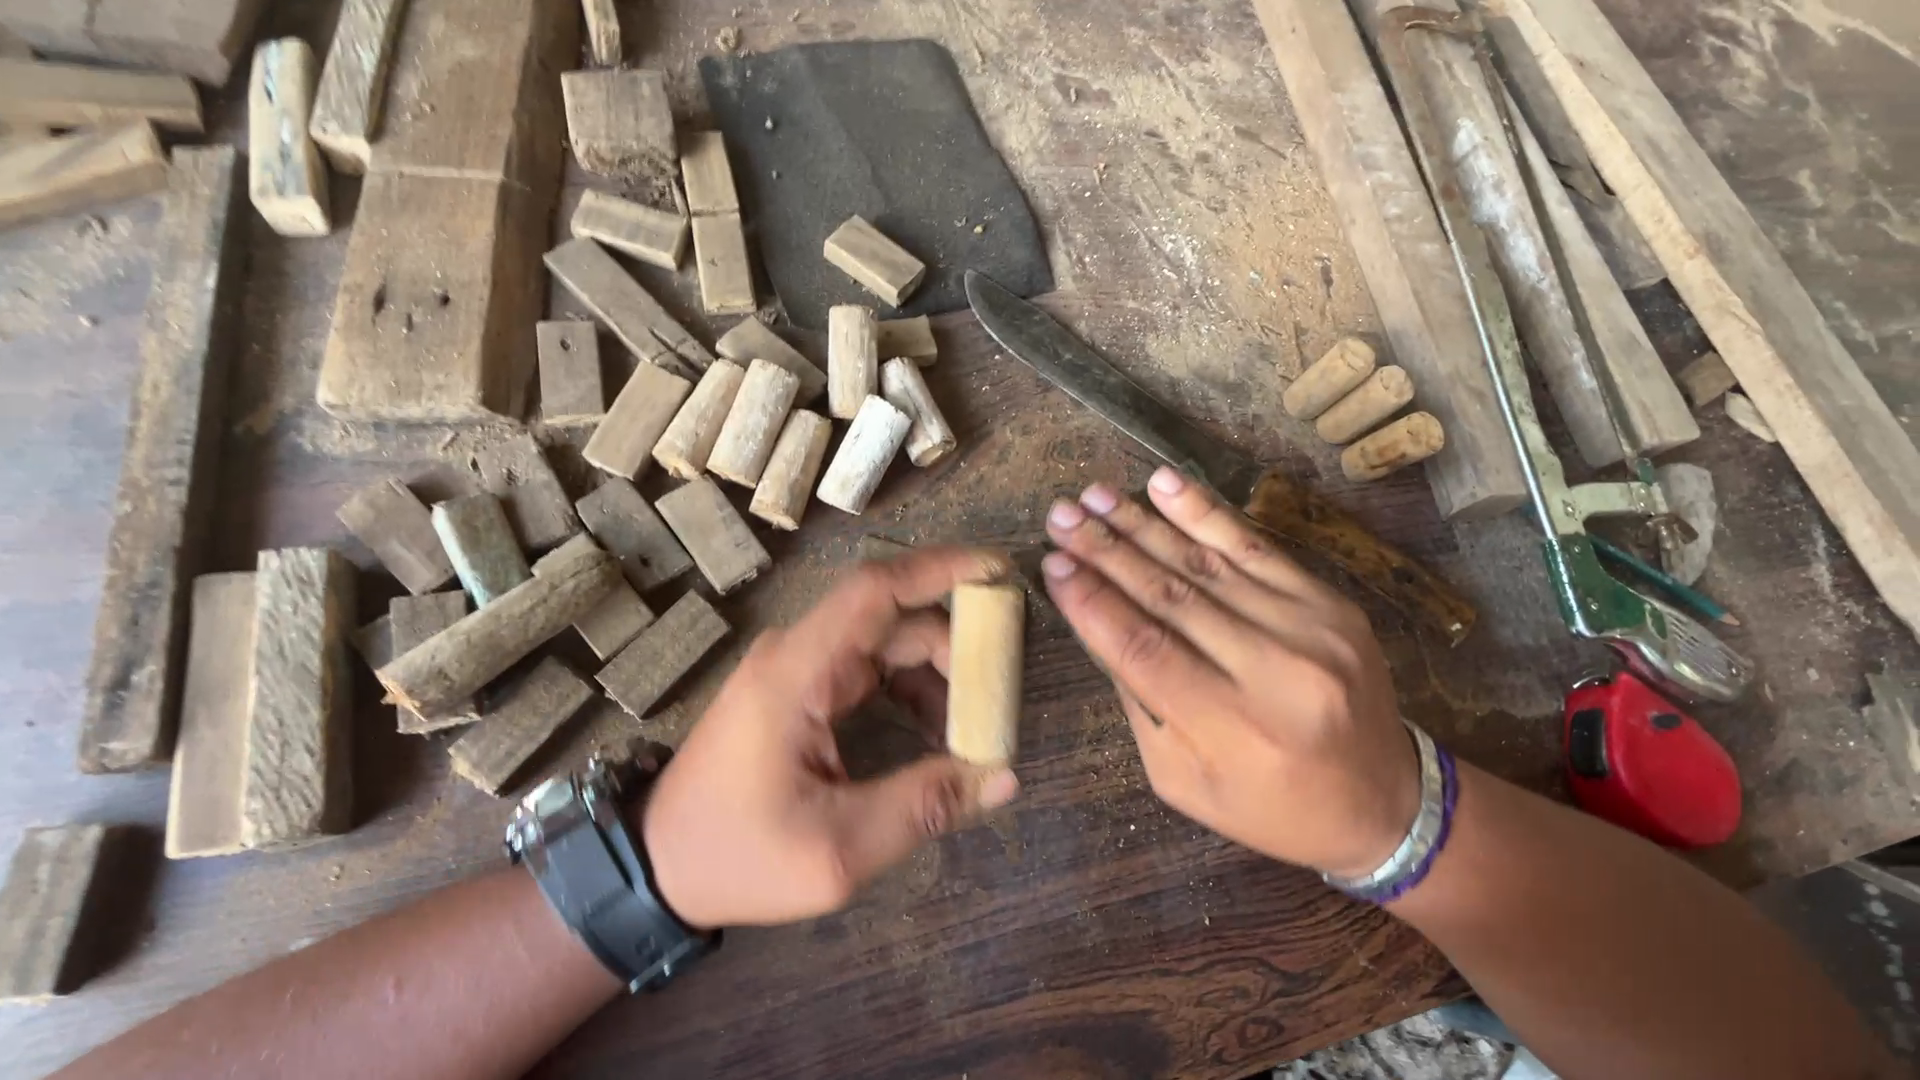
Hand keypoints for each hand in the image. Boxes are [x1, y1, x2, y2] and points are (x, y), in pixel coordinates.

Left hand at [641, 548, 1021, 928]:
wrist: (656, 867)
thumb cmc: (736, 855)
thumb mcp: (837, 849)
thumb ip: (923, 806)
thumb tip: (1003, 776)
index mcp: (796, 674)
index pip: (874, 591)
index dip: (938, 570)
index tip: (997, 570)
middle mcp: (797, 655)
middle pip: (893, 618)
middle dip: (956, 644)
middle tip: (1003, 689)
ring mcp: (796, 670)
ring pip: (886, 643)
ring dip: (936, 674)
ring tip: (971, 729)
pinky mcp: (799, 691)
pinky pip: (870, 670)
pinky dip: (910, 690)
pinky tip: (933, 736)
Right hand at [1041, 467, 1419, 878]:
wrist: (1383, 803)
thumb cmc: (1268, 806)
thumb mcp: (1183, 779)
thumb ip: (1141, 702)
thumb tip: (1099, 625)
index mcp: (1229, 727)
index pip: (1140, 648)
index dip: (1090, 602)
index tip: (1050, 564)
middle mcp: (1271, 670)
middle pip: (1167, 596)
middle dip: (1104, 551)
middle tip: (1060, 516)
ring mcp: (1308, 628)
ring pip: (1205, 564)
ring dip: (1142, 524)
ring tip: (1094, 495)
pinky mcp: (1328, 603)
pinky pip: (1256, 548)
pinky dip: (1205, 513)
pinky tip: (1164, 484)